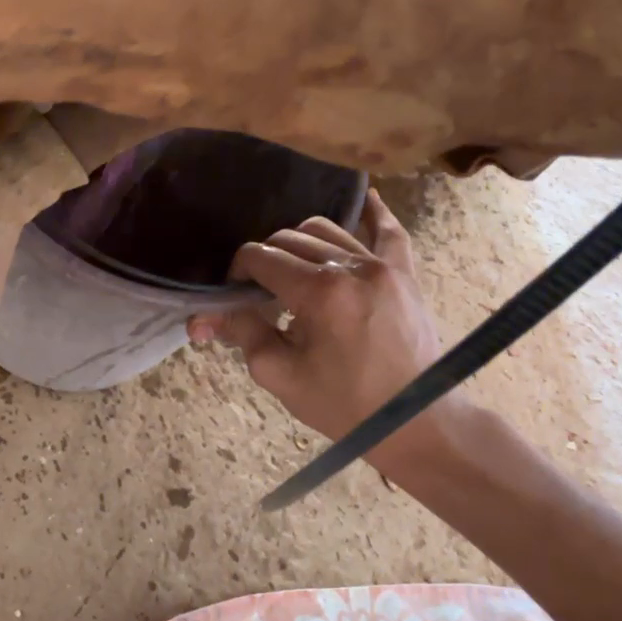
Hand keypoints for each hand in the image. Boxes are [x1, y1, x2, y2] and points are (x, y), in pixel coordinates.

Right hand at [188, 189, 454, 443]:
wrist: (416, 421)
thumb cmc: (344, 404)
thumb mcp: (280, 374)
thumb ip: (241, 334)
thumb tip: (204, 316)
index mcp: (318, 292)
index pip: (259, 257)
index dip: (237, 272)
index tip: (234, 296)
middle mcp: (350, 267)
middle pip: (288, 238)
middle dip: (264, 259)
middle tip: (259, 293)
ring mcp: (383, 265)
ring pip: (325, 229)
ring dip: (299, 243)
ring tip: (293, 272)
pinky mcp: (405, 272)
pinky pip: (388, 230)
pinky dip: (373, 212)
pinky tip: (361, 199)